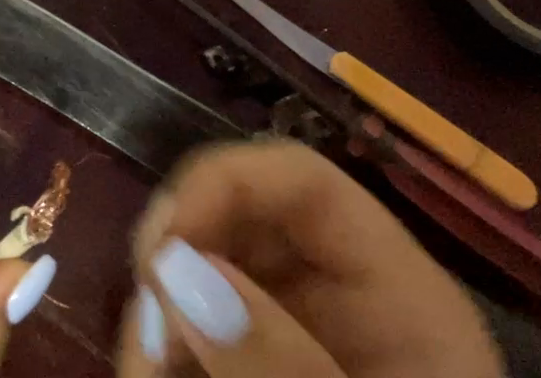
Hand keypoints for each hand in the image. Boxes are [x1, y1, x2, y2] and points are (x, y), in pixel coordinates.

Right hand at [117, 141, 500, 377]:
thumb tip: (173, 262)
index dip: (218, 185)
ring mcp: (290, 329)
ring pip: (195, 265)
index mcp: (399, 297)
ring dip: (154, 312)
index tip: (154, 249)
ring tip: (140, 375)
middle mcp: (340, 296)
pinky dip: (156, 346)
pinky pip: (186, 320)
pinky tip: (148, 376)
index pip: (299, 182)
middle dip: (171, 257)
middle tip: (140, 339)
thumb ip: (273, 364)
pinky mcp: (248, 361)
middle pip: (233, 214)